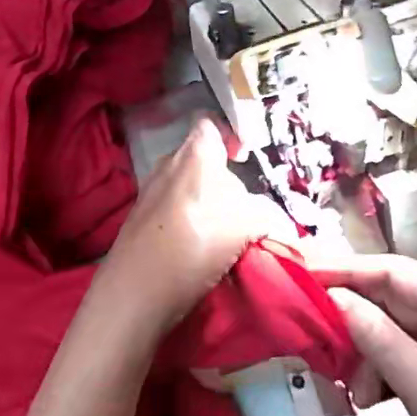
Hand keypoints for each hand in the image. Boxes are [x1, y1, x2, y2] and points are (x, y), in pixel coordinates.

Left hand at [100, 117, 294, 332]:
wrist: (135, 293)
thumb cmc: (196, 243)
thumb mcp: (248, 225)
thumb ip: (268, 216)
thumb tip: (281, 223)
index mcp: (195, 153)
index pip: (211, 122)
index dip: (230, 133)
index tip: (245, 157)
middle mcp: (167, 164)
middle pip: (201, 159)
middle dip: (223, 178)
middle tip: (243, 206)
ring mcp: (148, 192)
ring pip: (186, 186)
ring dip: (205, 204)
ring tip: (223, 233)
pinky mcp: (137, 221)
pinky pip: (171, 210)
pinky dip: (187, 223)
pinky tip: (197, 251)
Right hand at [314, 254, 416, 415]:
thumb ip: (375, 336)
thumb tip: (333, 297)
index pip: (398, 272)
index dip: (349, 270)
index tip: (306, 271)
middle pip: (396, 298)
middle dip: (358, 322)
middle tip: (318, 337)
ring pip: (399, 326)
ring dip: (370, 353)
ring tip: (356, 391)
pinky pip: (411, 348)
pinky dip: (386, 367)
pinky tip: (371, 394)